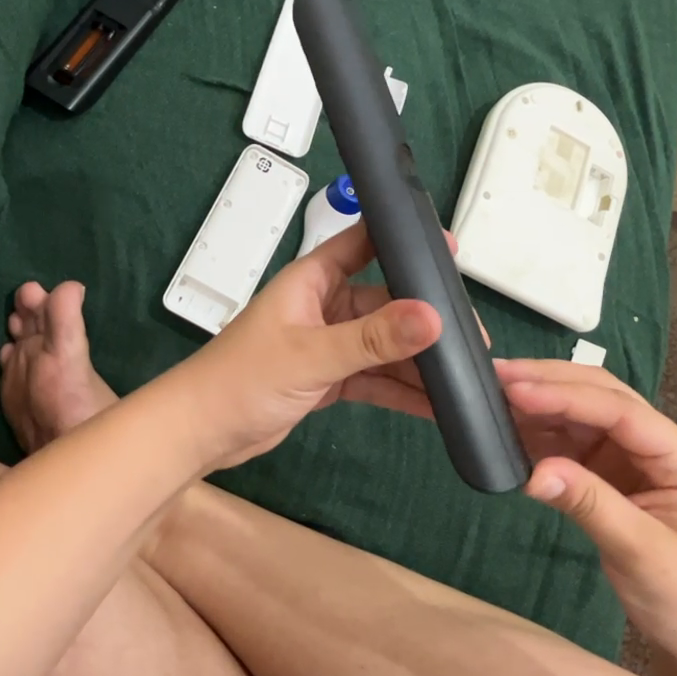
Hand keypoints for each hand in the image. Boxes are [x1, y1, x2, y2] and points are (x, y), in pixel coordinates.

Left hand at [169, 223, 442, 470]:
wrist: (202, 433)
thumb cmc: (243, 378)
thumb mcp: (312, 355)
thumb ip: (372, 338)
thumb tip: (434, 318)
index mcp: (313, 280)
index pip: (364, 244)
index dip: (404, 242)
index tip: (450, 249)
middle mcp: (325, 306)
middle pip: (386, 303)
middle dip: (426, 320)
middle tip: (474, 338)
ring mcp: (328, 345)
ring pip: (384, 346)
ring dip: (419, 360)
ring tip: (468, 374)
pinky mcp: (329, 379)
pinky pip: (375, 378)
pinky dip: (402, 390)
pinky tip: (438, 403)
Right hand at [495, 360, 676, 669]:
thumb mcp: (641, 553)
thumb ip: (589, 504)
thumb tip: (532, 472)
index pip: (621, 412)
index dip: (567, 396)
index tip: (517, 389)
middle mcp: (660, 447)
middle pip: (603, 398)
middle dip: (551, 383)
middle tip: (496, 375)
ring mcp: (635, 460)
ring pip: (584, 416)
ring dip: (541, 403)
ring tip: (493, 393)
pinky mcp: (613, 476)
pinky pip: (573, 444)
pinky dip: (541, 434)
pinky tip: (510, 426)